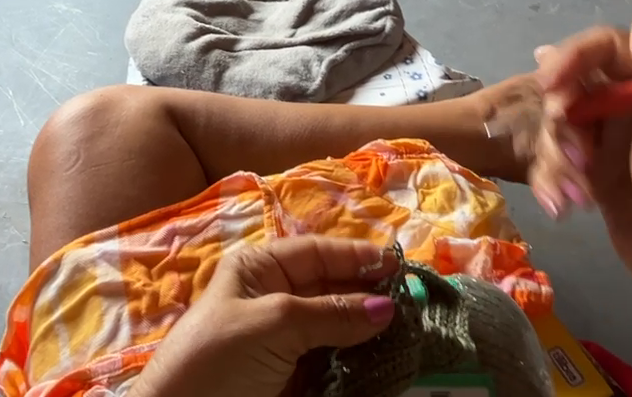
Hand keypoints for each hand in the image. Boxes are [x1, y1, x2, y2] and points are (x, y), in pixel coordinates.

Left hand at [128, 236, 399, 396]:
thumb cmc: (218, 358)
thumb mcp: (272, 324)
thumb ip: (330, 313)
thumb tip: (387, 306)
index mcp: (258, 270)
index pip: (315, 253)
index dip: (355, 256)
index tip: (397, 265)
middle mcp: (272, 298)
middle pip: (329, 288)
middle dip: (367, 293)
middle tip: (413, 302)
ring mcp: (282, 341)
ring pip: (335, 327)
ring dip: (367, 331)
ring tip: (407, 331)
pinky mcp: (290, 378)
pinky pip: (331, 361)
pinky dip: (357, 362)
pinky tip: (383, 361)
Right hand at [532, 0, 631, 315]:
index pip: (604, 47)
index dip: (572, 59)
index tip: (549, 84)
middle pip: (574, 83)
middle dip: (563, 116)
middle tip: (569, 149)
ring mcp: (614, 140)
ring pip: (562, 122)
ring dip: (560, 152)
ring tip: (576, 188)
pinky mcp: (599, 173)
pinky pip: (561, 156)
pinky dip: (557, 175)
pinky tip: (565, 201)